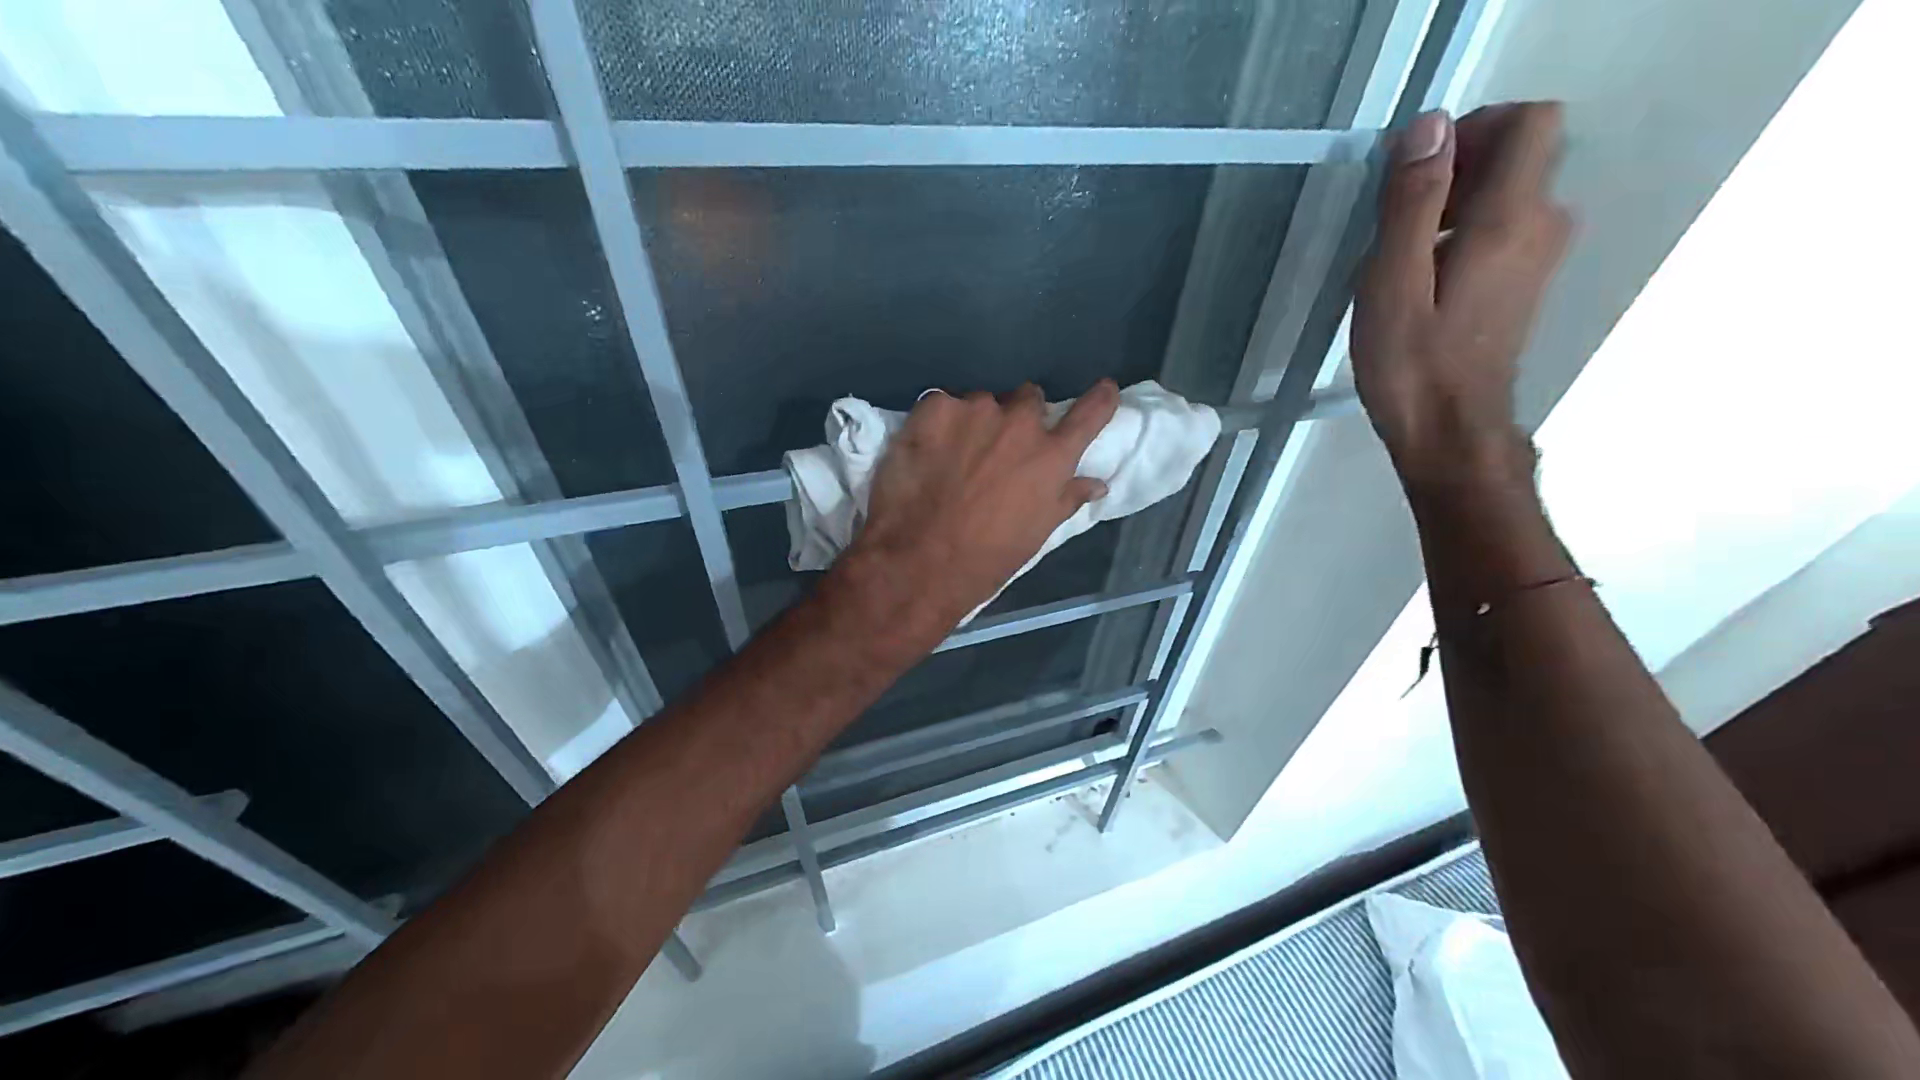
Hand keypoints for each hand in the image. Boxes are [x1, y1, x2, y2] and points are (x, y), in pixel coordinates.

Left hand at [832, 381, 1118, 641]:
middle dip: (1018, 417)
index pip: (1090, 414)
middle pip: (1027, 399)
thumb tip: (1097, 484)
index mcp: (1051, 456)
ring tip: (954, 454)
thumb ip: (1067, 498)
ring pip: (981, 403)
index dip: (1100, 400)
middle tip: (998, 447)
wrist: (919, 560)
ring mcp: (975, 410)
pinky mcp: (934, 408)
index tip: (1105, 389)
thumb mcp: (1036, 533)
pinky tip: (926, 451)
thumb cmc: (987, 557)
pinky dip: (937, 423)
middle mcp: (1019, 423)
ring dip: (974, 421)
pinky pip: (942, 405)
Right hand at [1352, 103, 1572, 490]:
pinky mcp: (1525, 282)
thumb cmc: (1411, 365)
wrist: (1449, 432)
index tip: (1417, 174)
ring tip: (1400, 255)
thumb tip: (1428, 125)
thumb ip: (1411, 203)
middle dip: (1457, 167)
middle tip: (1396, 221)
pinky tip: (1421, 278)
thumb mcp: (1392, 283)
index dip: (1473, 128)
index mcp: (1510, 219)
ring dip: (1455, 203)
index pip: (1530, 122)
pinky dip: (1463, 231)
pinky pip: (1503, 226)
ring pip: (1509, 191)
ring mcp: (1540, 255)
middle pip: (1519, 153)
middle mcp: (1543, 225)